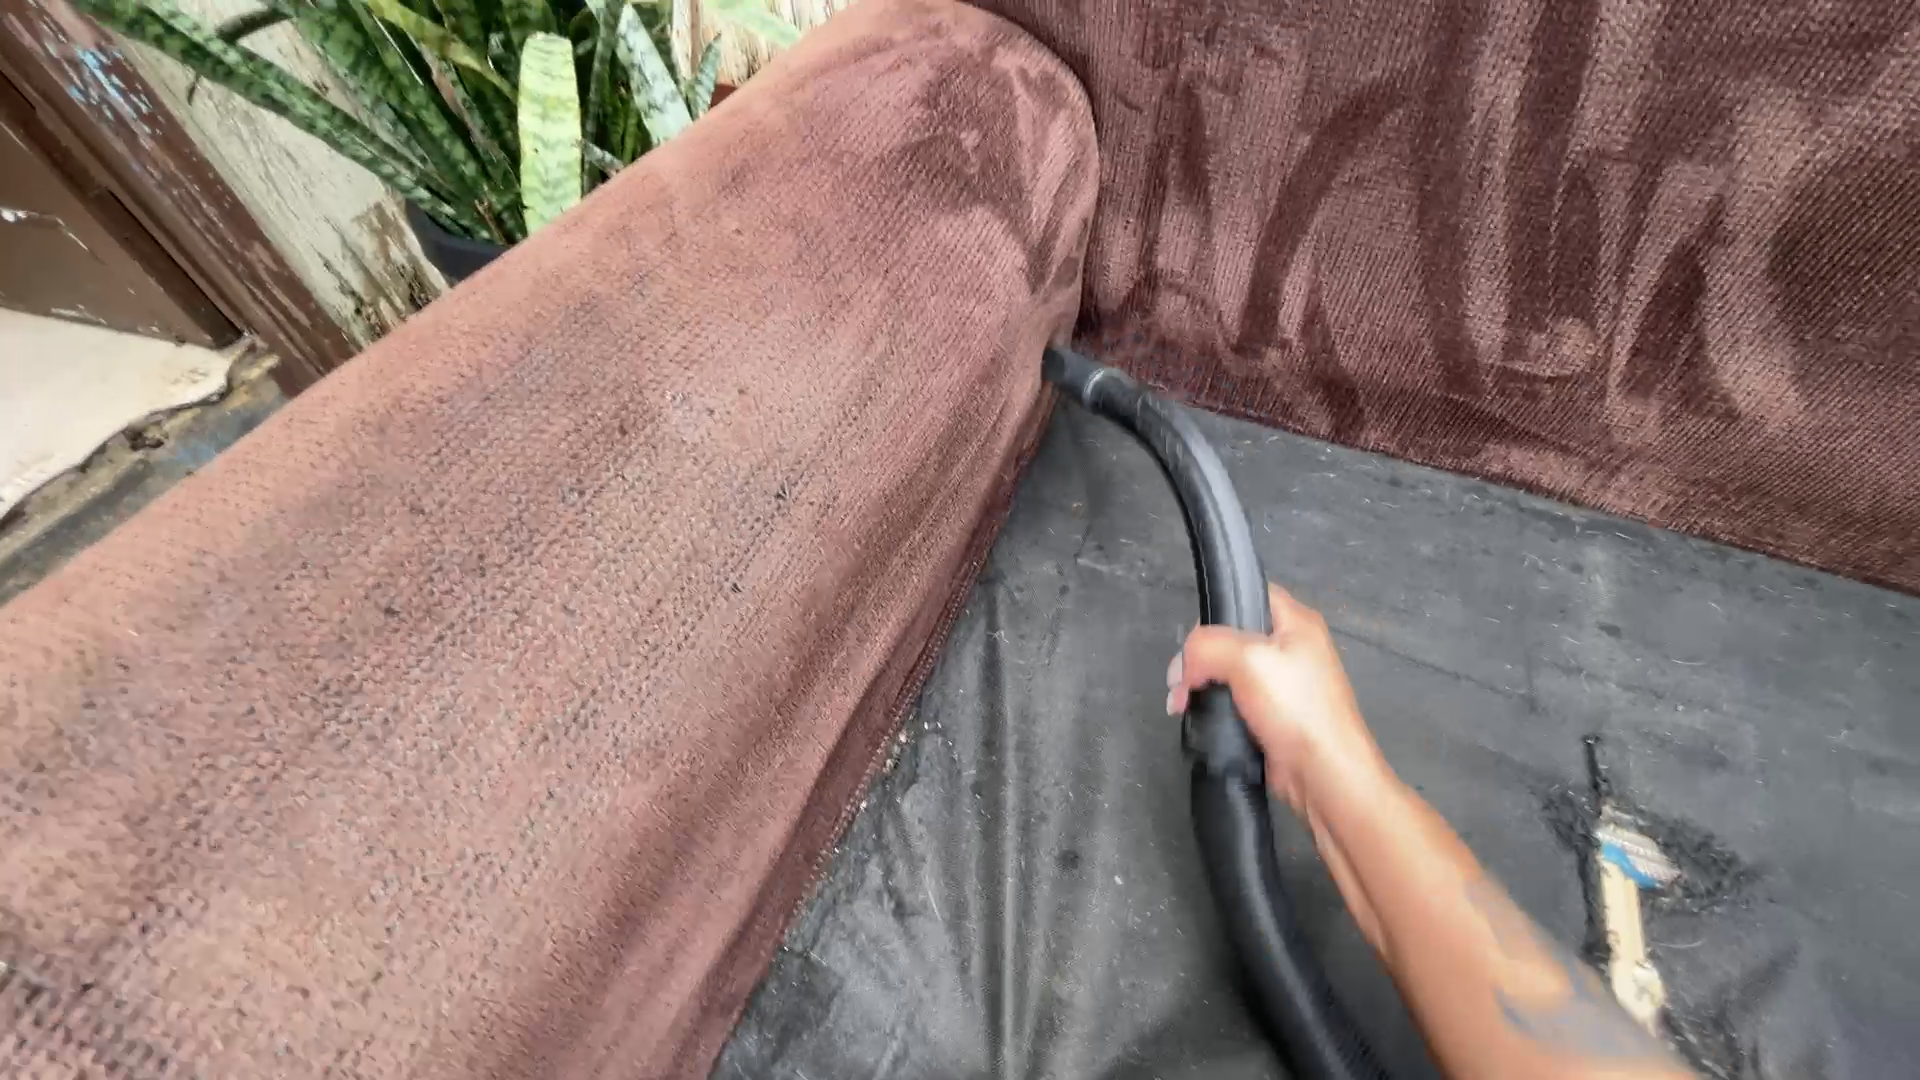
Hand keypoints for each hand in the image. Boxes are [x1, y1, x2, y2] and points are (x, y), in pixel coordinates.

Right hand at [1165, 582, 1387, 814]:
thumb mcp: (1247, 659)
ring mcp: (1278, 682)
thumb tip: (1184, 668)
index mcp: (1295, 622)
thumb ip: (1206, 646)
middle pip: (1226, 634)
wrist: (1324, 776)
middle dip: (1196, 656)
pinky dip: (1207, 703)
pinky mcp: (1268, 713)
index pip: (1247, 593)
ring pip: (1222, 668)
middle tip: (1180, 680)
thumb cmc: (1294, 708)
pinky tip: (1191, 714)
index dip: (1216, 608)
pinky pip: (1229, 697)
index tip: (1193, 636)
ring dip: (1195, 683)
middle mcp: (1288, 647)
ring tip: (1179, 703)